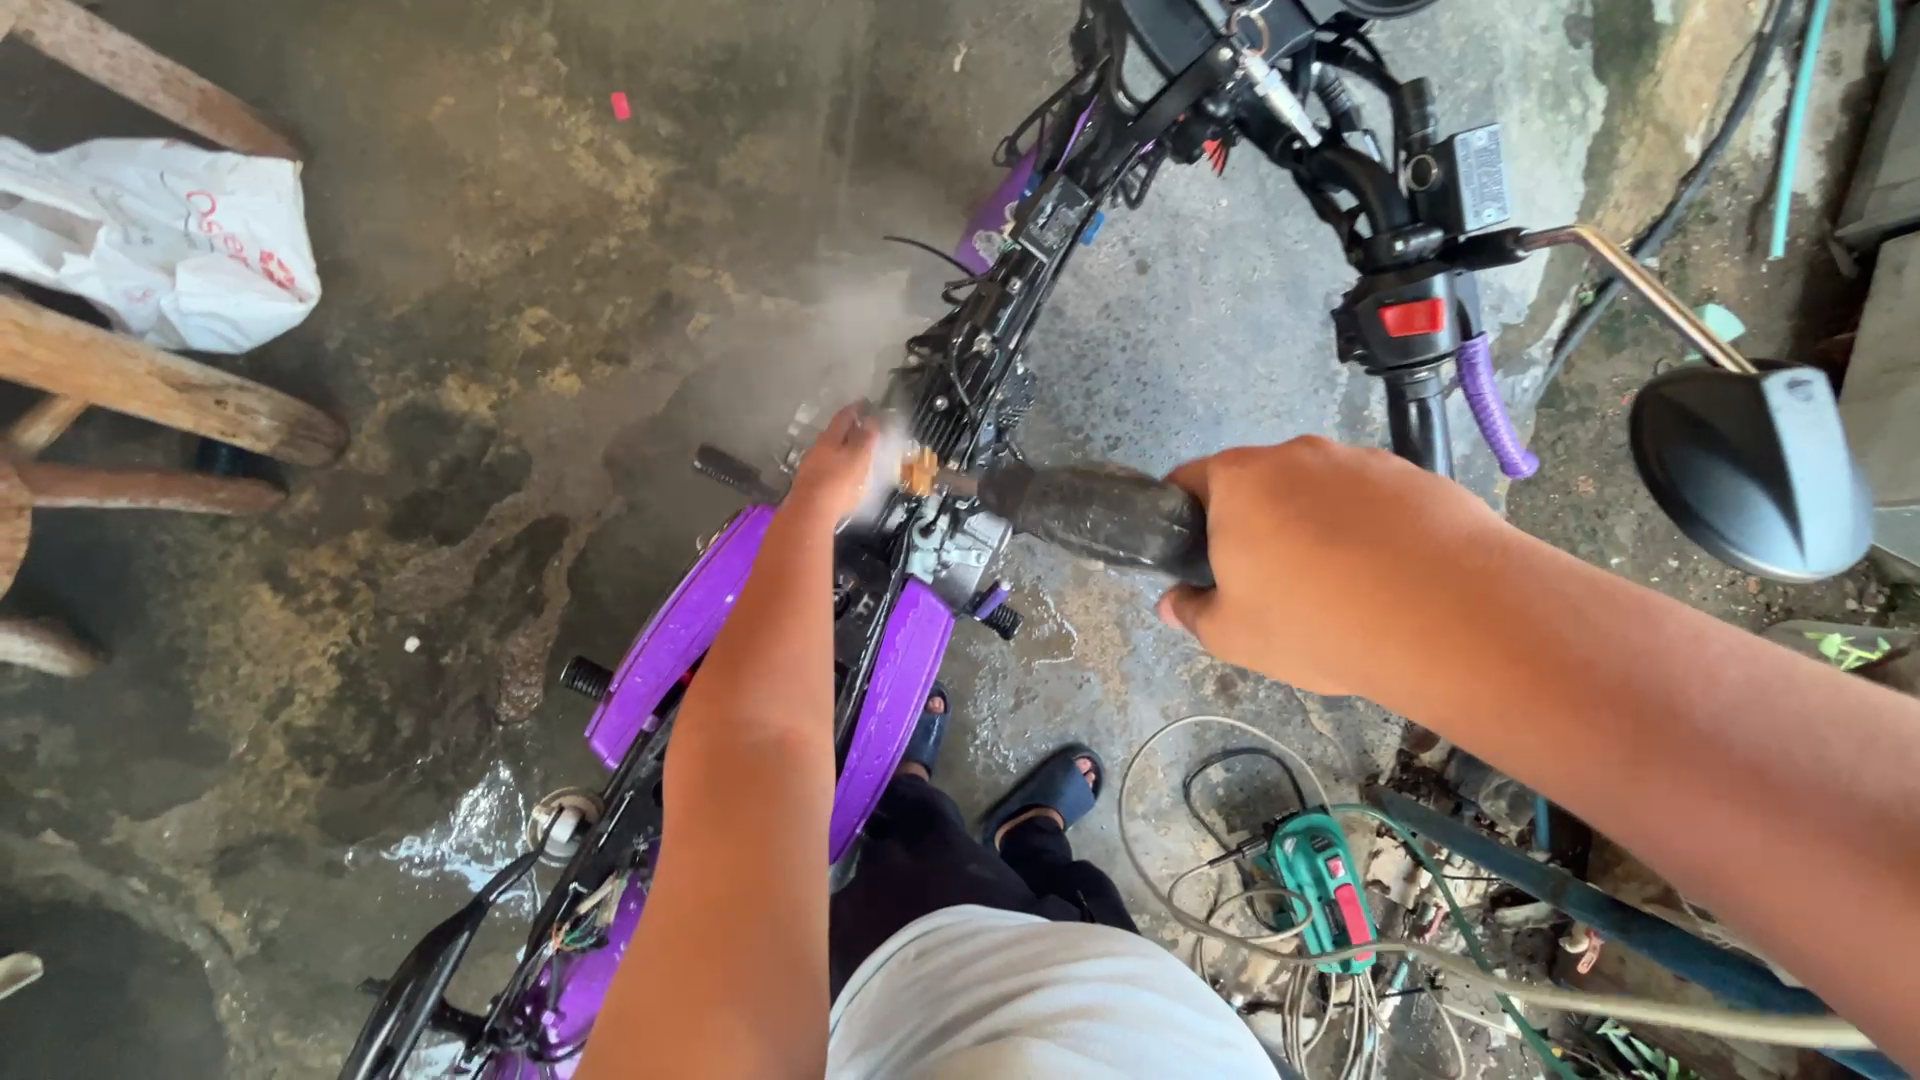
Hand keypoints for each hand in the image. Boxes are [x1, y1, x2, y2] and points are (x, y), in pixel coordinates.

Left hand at [785, 404, 880, 522]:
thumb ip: (865, 439)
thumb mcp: (858, 459)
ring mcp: (810, 467)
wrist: (810, 513)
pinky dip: (835, 465)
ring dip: (840, 449)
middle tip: (861, 428)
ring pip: (827, 452)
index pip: (843, 417)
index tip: (865, 403)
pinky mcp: (808, 485)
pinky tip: (841, 475)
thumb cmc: (838, 483)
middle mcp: (816, 449)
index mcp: (829, 439)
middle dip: (847, 429)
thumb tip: (870, 420)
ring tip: (854, 453)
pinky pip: (825, 468)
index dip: (855, 409)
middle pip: (832, 434)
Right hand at [1157, 436, 1506, 695]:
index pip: (1187, 480)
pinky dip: (1365, 528)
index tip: (1200, 561)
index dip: (1184, 520)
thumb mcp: (1232, 635)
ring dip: (1312, 525)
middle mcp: (1294, 454)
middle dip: (1252, 525)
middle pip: (1255, 484)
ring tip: (1338, 584)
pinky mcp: (1414, 475)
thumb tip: (1171, 603)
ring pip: (1315, 491)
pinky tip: (1385, 576)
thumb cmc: (1314, 620)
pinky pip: (1369, 500)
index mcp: (1237, 480)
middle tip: (1267, 583)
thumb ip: (1192, 613)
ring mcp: (1358, 460)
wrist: (1449, 616)